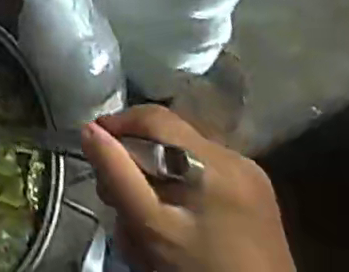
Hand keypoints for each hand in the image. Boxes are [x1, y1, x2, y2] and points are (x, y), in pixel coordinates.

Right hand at [81, 106, 294, 271]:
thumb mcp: (153, 231)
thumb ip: (119, 175)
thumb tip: (90, 129)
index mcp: (217, 160)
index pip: (156, 118)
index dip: (119, 124)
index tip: (92, 144)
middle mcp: (238, 158)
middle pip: (171, 138)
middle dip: (136, 157)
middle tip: (111, 193)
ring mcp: (253, 181)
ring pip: (187, 159)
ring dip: (157, 176)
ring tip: (138, 216)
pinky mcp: (258, 203)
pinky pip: (208, 179)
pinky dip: (182, 190)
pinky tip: (171, 223)